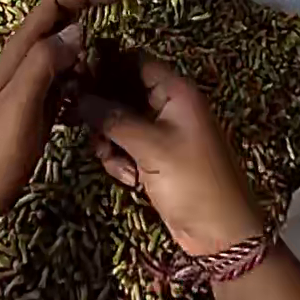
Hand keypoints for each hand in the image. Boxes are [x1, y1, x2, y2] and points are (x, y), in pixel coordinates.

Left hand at [0, 0, 123, 217]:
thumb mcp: (19, 103)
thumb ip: (44, 63)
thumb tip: (78, 31)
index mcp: (19, 51)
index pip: (54, 3)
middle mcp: (25, 59)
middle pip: (62, 22)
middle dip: (92, 15)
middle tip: (123, 29)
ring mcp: (31, 82)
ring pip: (67, 52)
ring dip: (89, 55)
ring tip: (106, 76)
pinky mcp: (38, 104)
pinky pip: (67, 80)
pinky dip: (83, 81)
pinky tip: (91, 100)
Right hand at [82, 57, 261, 256]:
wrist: (221, 237)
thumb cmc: (192, 182)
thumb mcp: (151, 147)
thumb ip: (113, 119)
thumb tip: (79, 97)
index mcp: (176, 91)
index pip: (135, 61)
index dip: (107, 65)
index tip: (78, 78)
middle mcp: (169, 104)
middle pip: (125, 92)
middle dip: (104, 111)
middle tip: (87, 128)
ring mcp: (163, 131)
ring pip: (121, 121)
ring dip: (111, 140)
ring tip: (112, 159)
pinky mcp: (156, 155)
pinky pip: (127, 145)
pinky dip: (121, 158)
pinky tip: (127, 178)